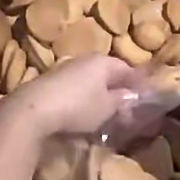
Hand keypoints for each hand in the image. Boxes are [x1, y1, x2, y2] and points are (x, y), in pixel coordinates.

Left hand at [0, 55, 145, 139]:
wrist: (33, 110)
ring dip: (98, 98)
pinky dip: (82, 102)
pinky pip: (74, 91)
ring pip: (89, 83)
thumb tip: (132, 95)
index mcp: (102, 61)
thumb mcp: (108, 107)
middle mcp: (83, 61)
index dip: (138, 85)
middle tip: (128, 113)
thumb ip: (123, 100)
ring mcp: (64, 71)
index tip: (146, 102)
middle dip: (117, 92)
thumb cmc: (78, 106)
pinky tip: (83, 117)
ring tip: (107, 118)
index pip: (127, 69)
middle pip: (107, 75)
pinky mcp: (49, 84)